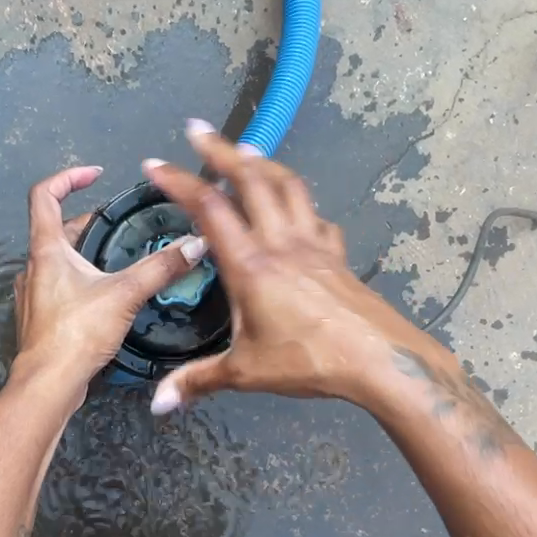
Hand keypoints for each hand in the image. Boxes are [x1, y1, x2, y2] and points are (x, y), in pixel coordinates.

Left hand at [13, 165, 207, 395]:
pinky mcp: (40, 320)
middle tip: (116, 223)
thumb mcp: (124, 294)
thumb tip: (195, 244)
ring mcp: (33, 295)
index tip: (95, 175)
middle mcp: (33, 267)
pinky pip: (58, 288)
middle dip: (86, 222)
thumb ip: (160, 268)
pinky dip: (78, 281)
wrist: (48, 384)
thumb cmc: (77, 333)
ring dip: (82, 253)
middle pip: (54, 230)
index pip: (44, 195)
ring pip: (56, 261)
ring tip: (114, 258)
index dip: (68, 178)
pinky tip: (102, 296)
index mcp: (46, 250)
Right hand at [140, 121, 444, 412]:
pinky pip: (315, 217)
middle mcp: (281, 243)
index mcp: (250, 265)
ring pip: (288, 186)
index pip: (210, 208)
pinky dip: (298, 203)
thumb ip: (197, 382)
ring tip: (245, 151)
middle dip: (222, 150)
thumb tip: (157, 405)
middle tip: (198, 131)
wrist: (381, 361)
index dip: (180, 181)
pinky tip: (295, 211)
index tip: (155, 163)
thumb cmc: (308, 362)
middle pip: (252, 179)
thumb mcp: (245, 373)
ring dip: (263, 164)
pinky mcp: (337, 256)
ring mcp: (314, 245)